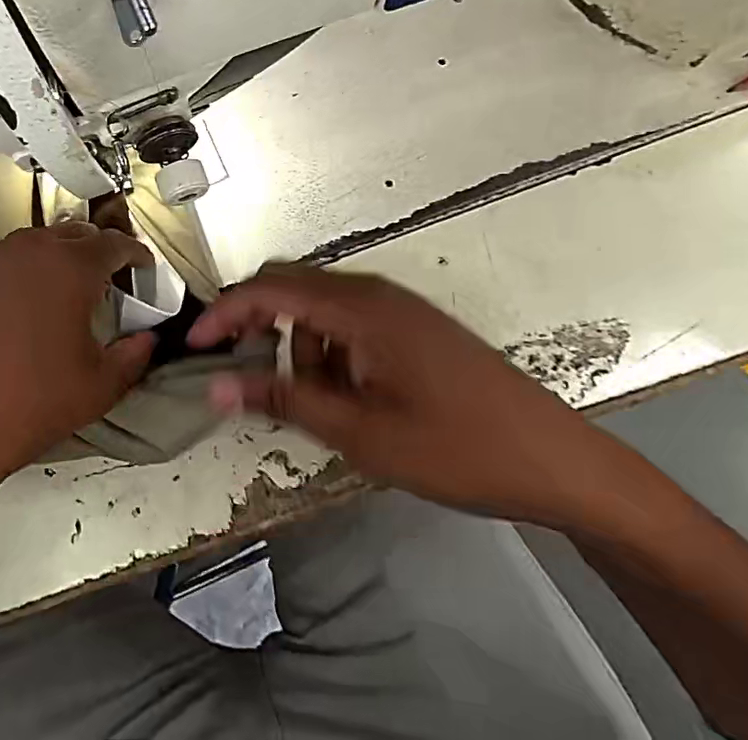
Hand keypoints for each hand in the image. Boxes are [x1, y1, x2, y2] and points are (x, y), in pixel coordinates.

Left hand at [0, 222, 156, 483]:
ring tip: (74, 286)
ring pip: (40, 241)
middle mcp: (31, 250)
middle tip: (114, 277)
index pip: (114, 244)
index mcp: (71, 267)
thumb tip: (147, 340)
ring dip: (63, 254)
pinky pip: (10, 258)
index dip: (136, 253)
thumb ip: (133, 357)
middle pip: (76, 234)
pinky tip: (32, 301)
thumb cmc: (32, 402)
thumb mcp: (99, 386)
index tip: (146, 266)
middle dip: (100, 250)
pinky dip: (31, 267)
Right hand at [189, 266, 638, 527]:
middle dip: (258, 325)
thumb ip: (284, 399)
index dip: (225, 313)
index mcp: (361, 308)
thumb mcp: (358, 432)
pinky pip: (352, 326)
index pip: (270, 289)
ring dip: (301, 348)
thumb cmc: (455, 448)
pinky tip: (352, 398)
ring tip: (319, 404)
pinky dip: (332, 354)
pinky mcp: (414, 329)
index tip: (194, 347)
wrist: (553, 460)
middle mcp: (377, 294)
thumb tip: (216, 385)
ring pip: (322, 310)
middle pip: (293, 288)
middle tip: (241, 374)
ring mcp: (400, 309)